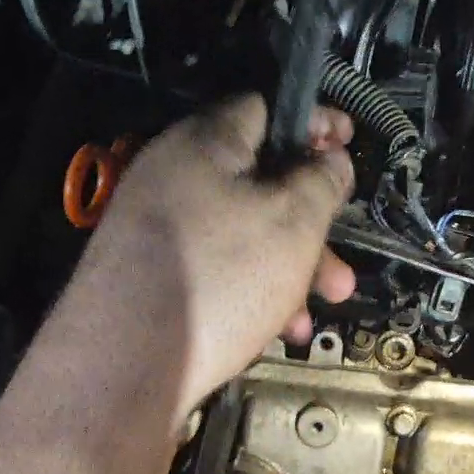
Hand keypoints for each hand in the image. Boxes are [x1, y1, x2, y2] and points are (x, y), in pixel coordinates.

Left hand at [62, 96, 355, 418]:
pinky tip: (274, 330)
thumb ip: (321, 181)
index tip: (348, 143)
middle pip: (259, 182)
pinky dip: (251, 289)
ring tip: (319, 309)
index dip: (314, 123)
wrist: (125, 365)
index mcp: (204, 143)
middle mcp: (173, 176)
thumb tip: (330, 158)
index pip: (266, 108)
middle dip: (311, 223)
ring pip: (242, 233)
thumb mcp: (293, 222)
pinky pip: (216, 268)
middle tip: (342, 257)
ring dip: (289, 267)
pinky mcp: (150, 276)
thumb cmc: (220, 277)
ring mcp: (157, 228)